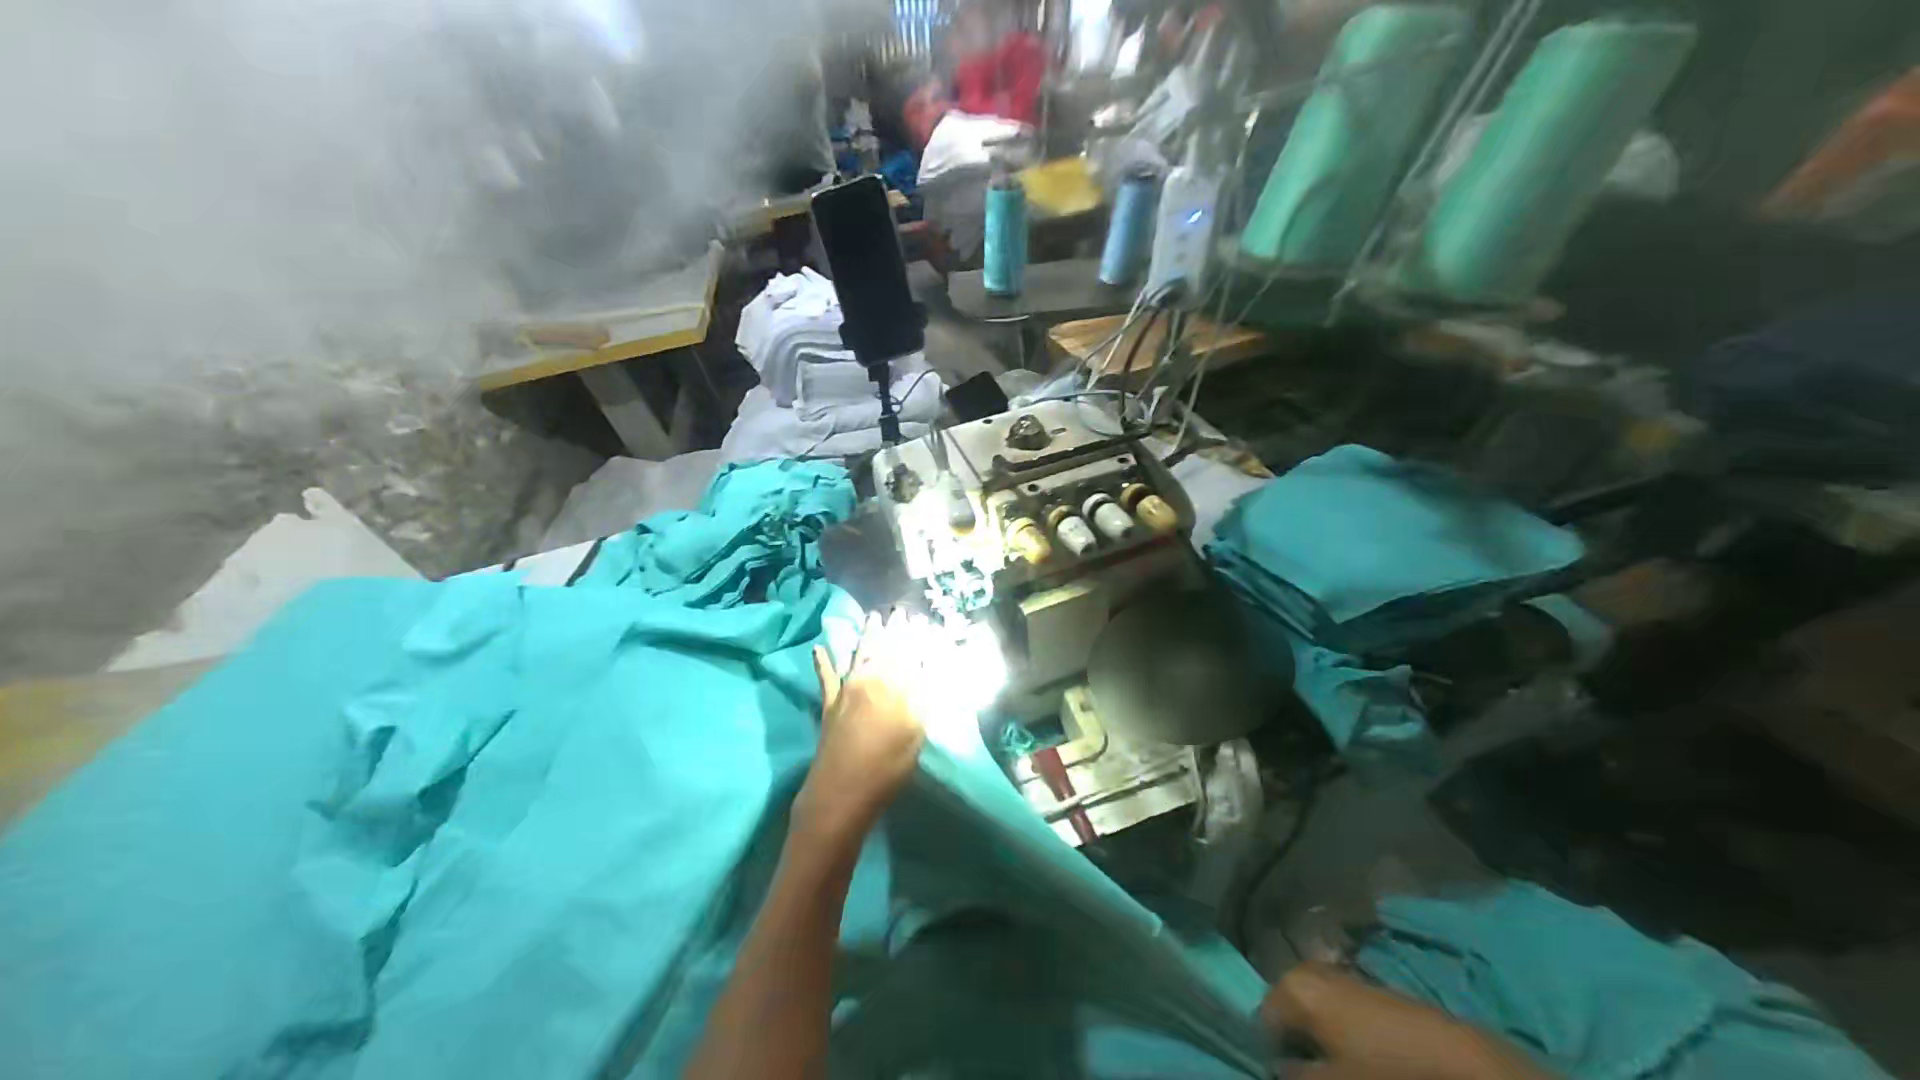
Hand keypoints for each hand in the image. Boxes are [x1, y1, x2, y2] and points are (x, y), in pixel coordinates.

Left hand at [792, 612, 926, 845]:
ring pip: (858, 654)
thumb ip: (922, 697)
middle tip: (899, 611)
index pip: (909, 653)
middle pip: (884, 648)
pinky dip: (822, 661)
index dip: (915, 636)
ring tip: (873, 617)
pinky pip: (826, 676)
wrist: (842, 791)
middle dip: (894, 629)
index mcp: (895, 685)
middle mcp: (870, 679)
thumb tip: (929, 669)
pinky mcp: (829, 704)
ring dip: (866, 635)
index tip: (921, 619)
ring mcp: (847, 690)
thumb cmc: (888, 766)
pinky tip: (818, 647)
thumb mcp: (916, 732)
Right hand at [1261, 962, 1553, 1079]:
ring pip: (1317, 1009)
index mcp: (1295, 986)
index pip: (1262, 1020)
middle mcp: (1313, 971)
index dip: (1270, 1052)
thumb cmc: (1385, 1073)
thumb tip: (1279, 1070)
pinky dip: (1345, 1034)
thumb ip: (1294, 1076)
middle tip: (1311, 1068)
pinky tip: (1366, 1060)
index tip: (1286, 1072)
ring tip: (1340, 1066)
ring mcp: (1348, 978)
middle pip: (1289, 1007)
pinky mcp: (1378, 992)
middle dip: (1296, 1038)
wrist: (1466, 1067)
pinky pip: (1344, 1011)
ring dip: (1320, 1037)